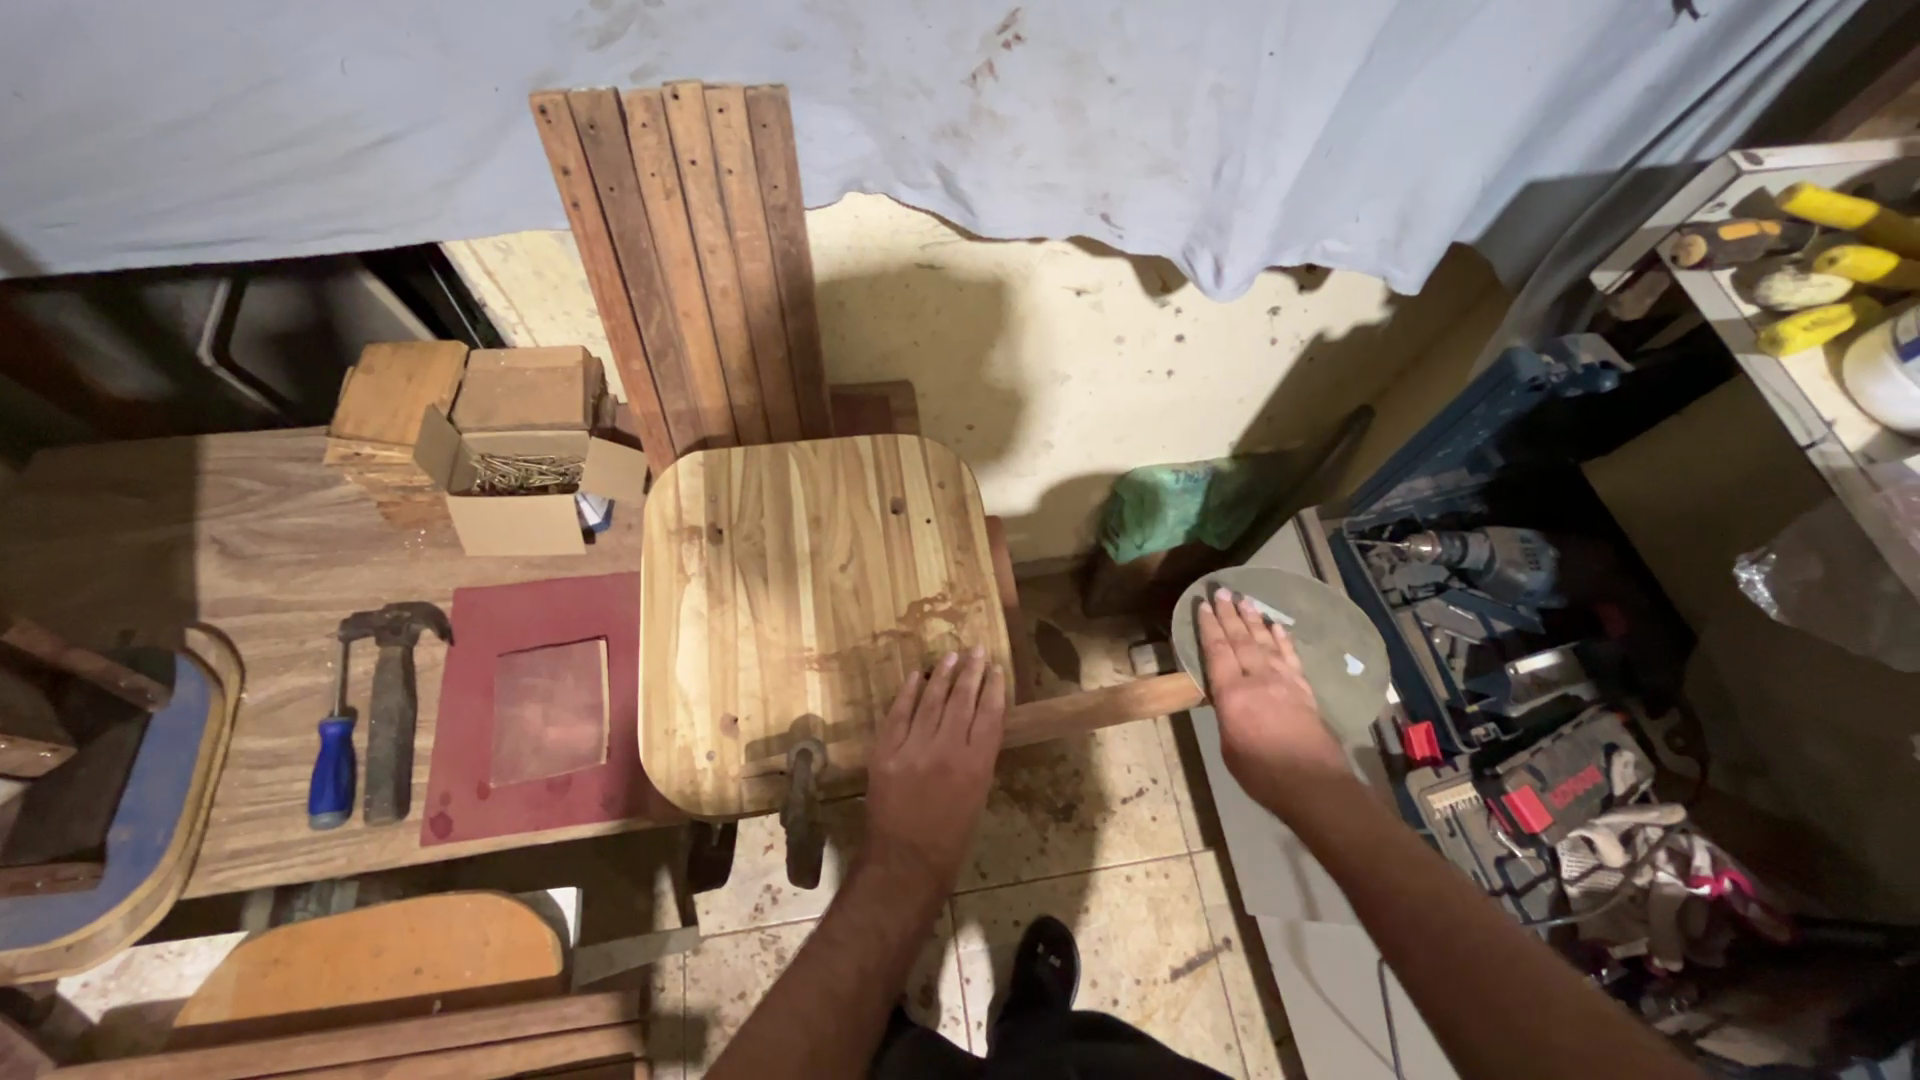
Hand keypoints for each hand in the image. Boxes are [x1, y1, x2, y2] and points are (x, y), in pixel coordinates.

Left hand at [862, 647, 1006, 895]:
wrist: (905, 861)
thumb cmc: (950, 838)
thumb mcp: (977, 796)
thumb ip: (977, 758)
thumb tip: (976, 725)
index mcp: (977, 764)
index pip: (990, 713)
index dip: (993, 688)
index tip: (996, 669)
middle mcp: (947, 749)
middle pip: (962, 700)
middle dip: (970, 672)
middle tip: (975, 650)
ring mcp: (913, 749)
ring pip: (931, 701)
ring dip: (942, 675)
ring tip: (951, 657)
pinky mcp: (885, 752)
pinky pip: (898, 714)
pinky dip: (908, 693)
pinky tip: (916, 676)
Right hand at [1197, 586, 1346, 791]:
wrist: (1313, 784)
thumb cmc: (1262, 773)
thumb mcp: (1229, 746)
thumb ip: (1227, 714)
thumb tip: (1228, 698)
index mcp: (1233, 695)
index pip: (1217, 652)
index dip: (1209, 627)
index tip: (1203, 606)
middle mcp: (1258, 680)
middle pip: (1241, 640)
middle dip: (1229, 614)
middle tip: (1221, 591)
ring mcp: (1285, 682)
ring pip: (1266, 643)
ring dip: (1254, 620)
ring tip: (1245, 600)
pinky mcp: (1304, 690)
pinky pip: (1290, 657)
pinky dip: (1282, 639)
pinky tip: (1276, 626)